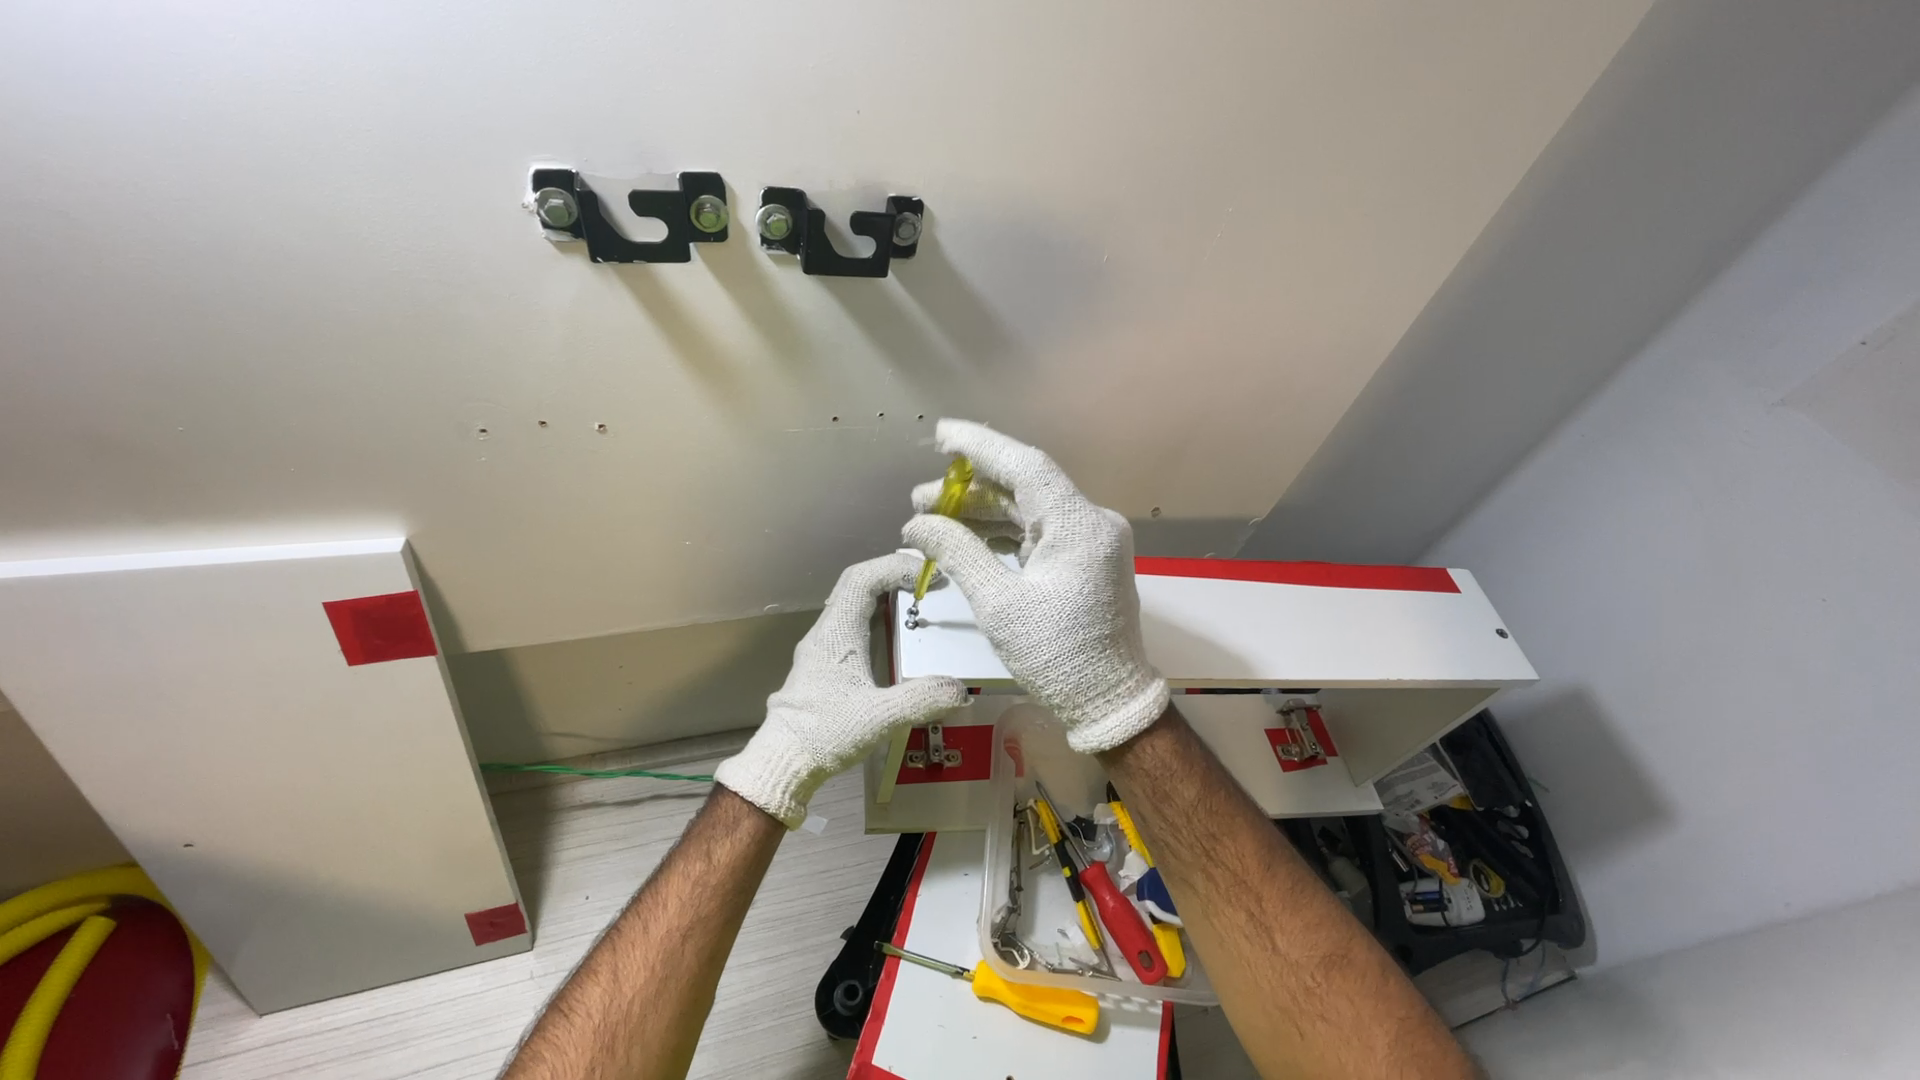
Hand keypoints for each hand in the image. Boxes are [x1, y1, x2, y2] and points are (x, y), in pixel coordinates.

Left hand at [715, 553, 968, 827]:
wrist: (783, 762)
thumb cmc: (824, 734)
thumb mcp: (878, 718)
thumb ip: (921, 700)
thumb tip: (960, 688)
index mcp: (836, 634)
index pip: (862, 579)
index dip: (896, 569)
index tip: (929, 578)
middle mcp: (826, 633)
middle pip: (857, 584)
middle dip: (892, 575)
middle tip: (929, 582)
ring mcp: (823, 648)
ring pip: (853, 604)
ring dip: (884, 596)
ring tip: (919, 602)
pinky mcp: (825, 664)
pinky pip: (853, 625)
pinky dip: (878, 618)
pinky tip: (897, 638)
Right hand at [901, 419, 1168, 752]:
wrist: (1107, 701)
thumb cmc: (1056, 655)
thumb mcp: (999, 605)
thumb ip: (959, 553)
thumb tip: (918, 524)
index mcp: (1079, 525)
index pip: (1027, 465)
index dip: (980, 446)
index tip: (940, 434)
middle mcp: (1091, 522)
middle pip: (1024, 486)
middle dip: (969, 488)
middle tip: (920, 497)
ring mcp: (1090, 540)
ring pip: (1028, 509)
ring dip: (981, 511)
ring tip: (931, 516)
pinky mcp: (1084, 558)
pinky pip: (1037, 531)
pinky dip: (1001, 532)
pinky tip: (964, 535)